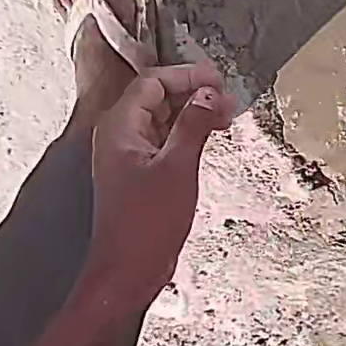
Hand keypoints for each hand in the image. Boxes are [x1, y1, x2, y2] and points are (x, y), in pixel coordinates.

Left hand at [83, 64, 235, 312]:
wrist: (130, 270)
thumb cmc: (146, 224)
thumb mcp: (178, 166)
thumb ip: (194, 124)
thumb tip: (210, 94)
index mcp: (120, 127)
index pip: (153, 81)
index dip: (186, 75)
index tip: (216, 79)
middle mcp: (120, 135)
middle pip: (157, 96)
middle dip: (193, 92)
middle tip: (225, 97)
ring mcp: (129, 153)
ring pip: (163, 117)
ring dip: (193, 111)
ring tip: (225, 114)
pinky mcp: (141, 170)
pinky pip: (165, 137)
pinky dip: (188, 131)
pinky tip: (210, 135)